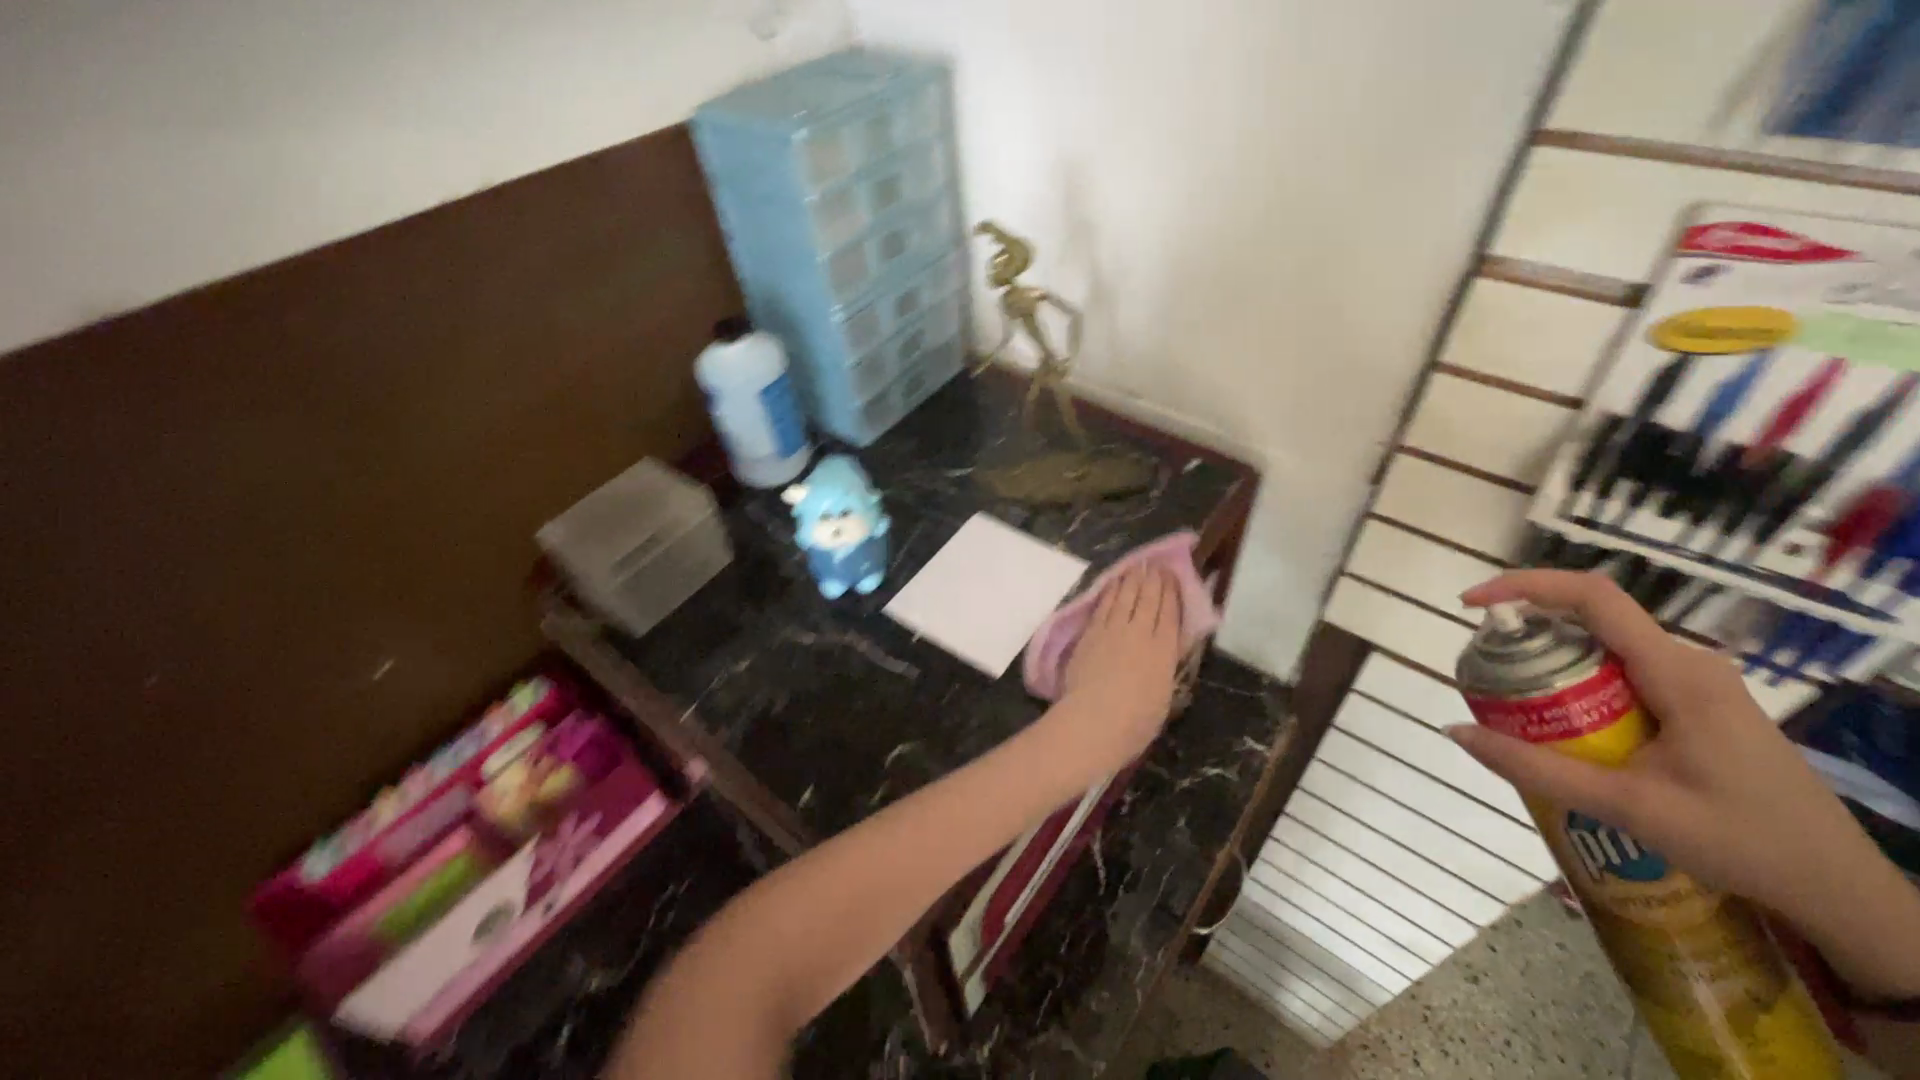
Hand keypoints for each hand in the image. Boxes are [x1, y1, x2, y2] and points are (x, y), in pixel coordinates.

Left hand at [1047, 565, 1182, 776]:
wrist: (1095, 719)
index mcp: (1165, 651)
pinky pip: (1103, 605)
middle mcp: (1142, 633)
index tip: (1172, 576)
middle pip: (1149, 599)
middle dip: (1153, 579)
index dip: (1172, 592)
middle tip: (1154, 564)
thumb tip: (1162, 657)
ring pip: (1125, 596)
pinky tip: (1113, 583)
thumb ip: (1163, 670)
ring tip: (1137, 566)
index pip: (1171, 613)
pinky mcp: (1090, 633)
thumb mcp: (1163, 697)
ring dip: (1132, 579)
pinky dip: (1110, 591)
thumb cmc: (1135, 722)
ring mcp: (1113, 630)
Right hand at [1449, 570, 1889, 932]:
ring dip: (1555, 666)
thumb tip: (1456, 731)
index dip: (1526, 586)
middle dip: (1530, 634)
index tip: (1473, 604)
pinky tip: (1565, 730)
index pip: (1593, 597)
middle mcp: (1689, 663)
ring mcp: (1699, 684)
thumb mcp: (1627, 807)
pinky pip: (1627, 676)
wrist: (1835, 885)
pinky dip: (1582, 688)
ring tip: (1514, 705)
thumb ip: (1537, 768)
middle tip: (1486, 673)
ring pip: (1608, 651)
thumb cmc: (1740, 840)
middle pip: (1594, 621)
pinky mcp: (1701, 706)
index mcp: (1678, 673)